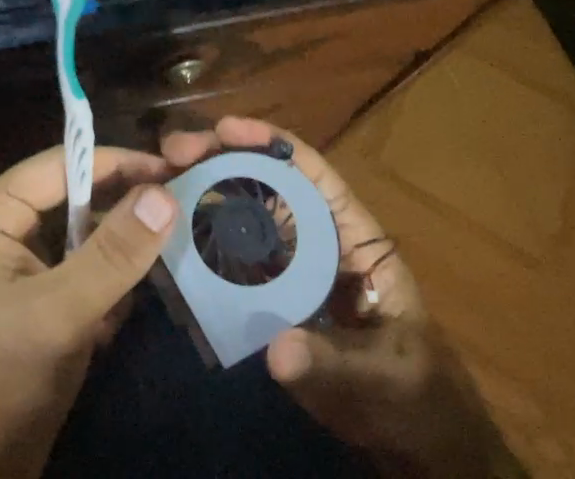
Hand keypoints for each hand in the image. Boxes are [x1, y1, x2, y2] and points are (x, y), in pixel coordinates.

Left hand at [0, 146, 177, 478]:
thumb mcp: (59, 313)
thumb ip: (113, 254)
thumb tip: (165, 192)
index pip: (59, 165)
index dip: (116, 162)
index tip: (175, 168)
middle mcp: (1, 229)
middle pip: (74, 198)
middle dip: (123, 210)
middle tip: (185, 209)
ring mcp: (19, 267)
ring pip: (84, 237)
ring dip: (120, 253)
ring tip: (169, 258)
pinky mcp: (37, 301)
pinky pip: (83, 272)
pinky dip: (109, 288)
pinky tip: (120, 318)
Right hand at [162, 117, 511, 476]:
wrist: (414, 447)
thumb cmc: (417, 398)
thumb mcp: (385, 377)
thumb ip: (336, 362)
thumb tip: (275, 351)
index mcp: (356, 240)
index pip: (314, 177)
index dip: (272, 145)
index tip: (224, 129)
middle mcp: (318, 243)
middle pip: (268, 186)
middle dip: (222, 160)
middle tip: (173, 153)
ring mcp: (289, 271)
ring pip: (243, 217)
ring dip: (204, 193)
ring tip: (157, 180)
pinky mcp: (267, 301)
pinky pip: (230, 262)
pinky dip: (200, 243)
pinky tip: (165, 235)